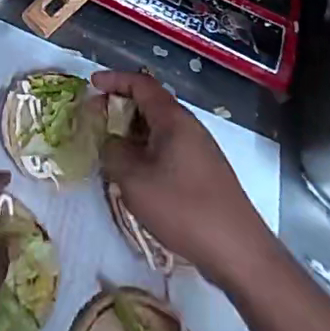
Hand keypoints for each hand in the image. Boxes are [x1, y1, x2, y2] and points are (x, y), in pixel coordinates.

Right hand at [94, 70, 276, 286]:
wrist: (237, 251)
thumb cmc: (183, 207)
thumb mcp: (134, 179)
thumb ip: (113, 152)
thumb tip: (110, 142)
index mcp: (173, 119)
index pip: (141, 84)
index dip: (114, 79)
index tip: (92, 83)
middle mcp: (189, 127)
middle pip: (151, 103)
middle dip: (121, 106)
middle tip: (96, 119)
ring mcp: (200, 150)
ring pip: (160, 128)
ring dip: (133, 131)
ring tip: (111, 148)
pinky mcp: (204, 172)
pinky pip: (169, 148)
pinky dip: (147, 149)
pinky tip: (137, 173)